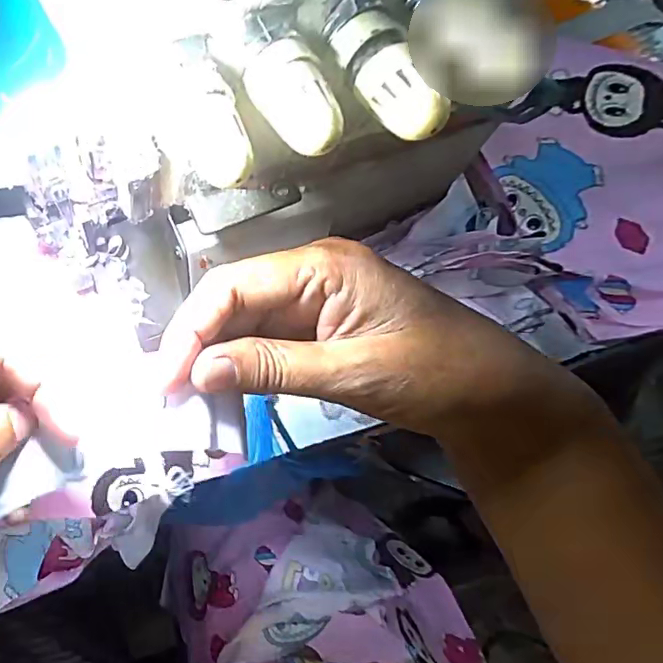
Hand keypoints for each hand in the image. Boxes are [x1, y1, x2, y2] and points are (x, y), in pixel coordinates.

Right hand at [157, 238, 591, 441]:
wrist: (494, 396)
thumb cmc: (437, 372)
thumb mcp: (352, 372)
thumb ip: (272, 368)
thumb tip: (198, 373)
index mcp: (318, 266)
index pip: (231, 286)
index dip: (190, 329)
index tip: (168, 377)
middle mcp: (304, 274)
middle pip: (226, 301)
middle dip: (192, 344)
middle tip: (167, 392)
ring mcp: (305, 301)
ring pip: (236, 323)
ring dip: (208, 358)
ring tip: (184, 397)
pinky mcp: (309, 328)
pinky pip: (257, 342)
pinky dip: (234, 367)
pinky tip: (217, 391)